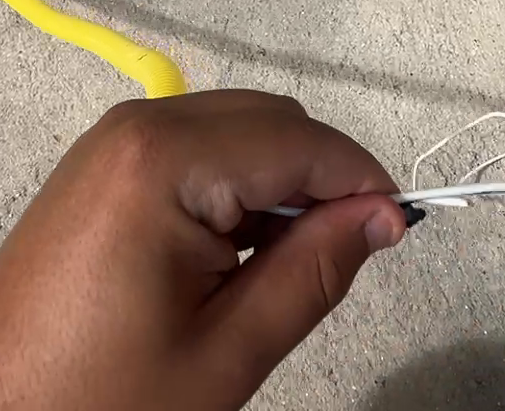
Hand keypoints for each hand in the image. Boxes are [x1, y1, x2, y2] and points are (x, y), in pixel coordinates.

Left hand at [0, 91, 406, 410]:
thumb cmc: (103, 400)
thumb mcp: (224, 352)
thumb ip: (314, 270)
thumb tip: (386, 215)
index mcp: (165, 157)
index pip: (296, 140)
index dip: (359, 177)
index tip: (401, 227)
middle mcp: (140, 120)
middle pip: (268, 120)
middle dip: (318, 175)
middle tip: (342, 252)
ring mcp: (115, 136)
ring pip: (236, 128)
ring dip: (278, 179)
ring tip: (285, 260)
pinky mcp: (104, 159)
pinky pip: (196, 145)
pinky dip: (235, 182)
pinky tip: (236, 245)